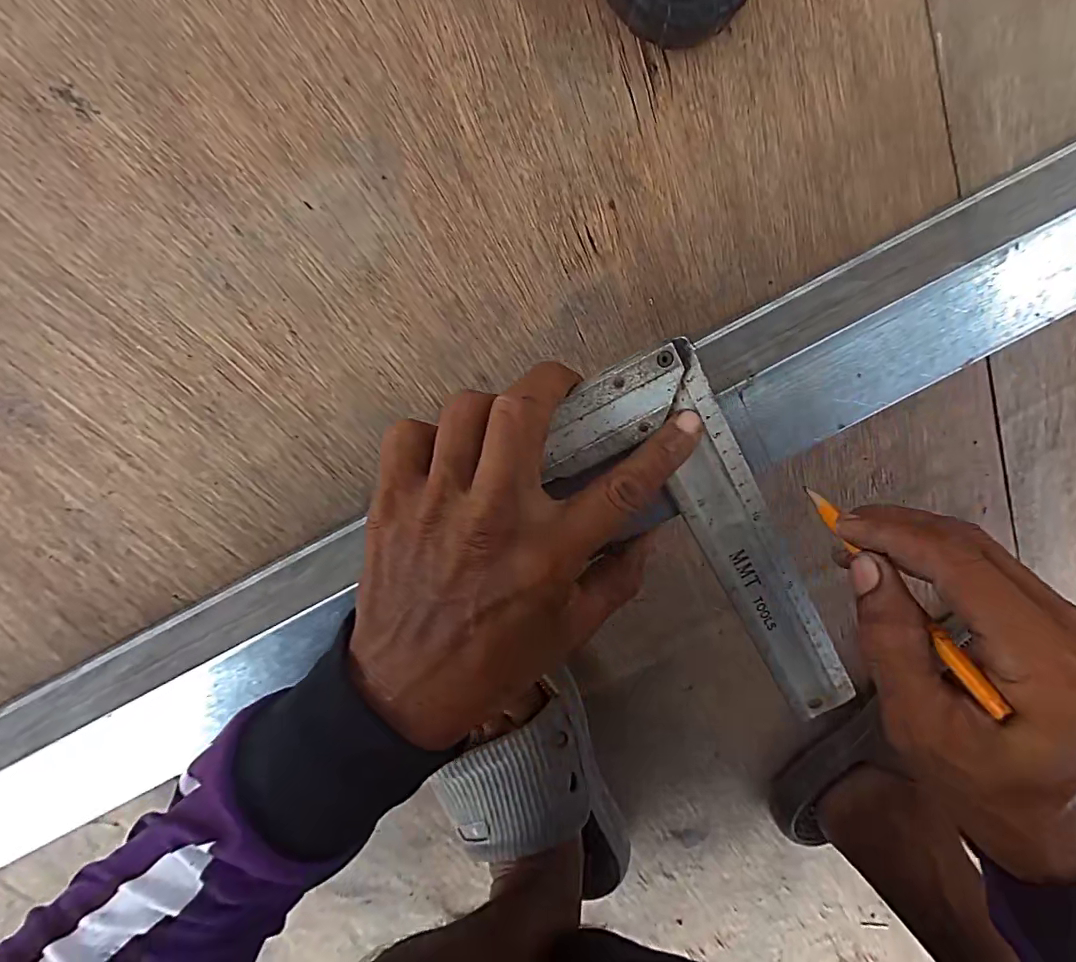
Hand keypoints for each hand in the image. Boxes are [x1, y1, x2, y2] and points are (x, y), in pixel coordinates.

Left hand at [350, 361, 704, 750]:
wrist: (402, 693)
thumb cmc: (495, 663)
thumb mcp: (570, 630)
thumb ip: (618, 579)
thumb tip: (649, 533)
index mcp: (547, 553)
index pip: (619, 488)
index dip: (661, 449)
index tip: (684, 421)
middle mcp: (494, 515)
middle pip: (523, 410)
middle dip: (552, 381)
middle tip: (563, 392)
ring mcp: (436, 503)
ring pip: (465, 409)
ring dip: (492, 408)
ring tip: (500, 430)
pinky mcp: (391, 502)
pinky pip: (408, 433)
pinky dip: (431, 434)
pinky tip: (444, 458)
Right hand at [835, 506, 1075, 883]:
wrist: (1057, 837)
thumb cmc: (985, 793)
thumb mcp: (921, 728)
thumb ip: (891, 643)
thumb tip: (866, 566)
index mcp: (1046, 659)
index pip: (963, 567)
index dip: (897, 536)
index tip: (842, 526)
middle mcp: (1071, 628)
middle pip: (975, 548)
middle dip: (903, 528)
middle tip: (844, 527)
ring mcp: (1072, 623)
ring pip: (982, 552)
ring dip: (917, 540)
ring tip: (862, 543)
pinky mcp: (1059, 625)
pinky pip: (990, 571)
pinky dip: (938, 560)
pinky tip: (901, 564)